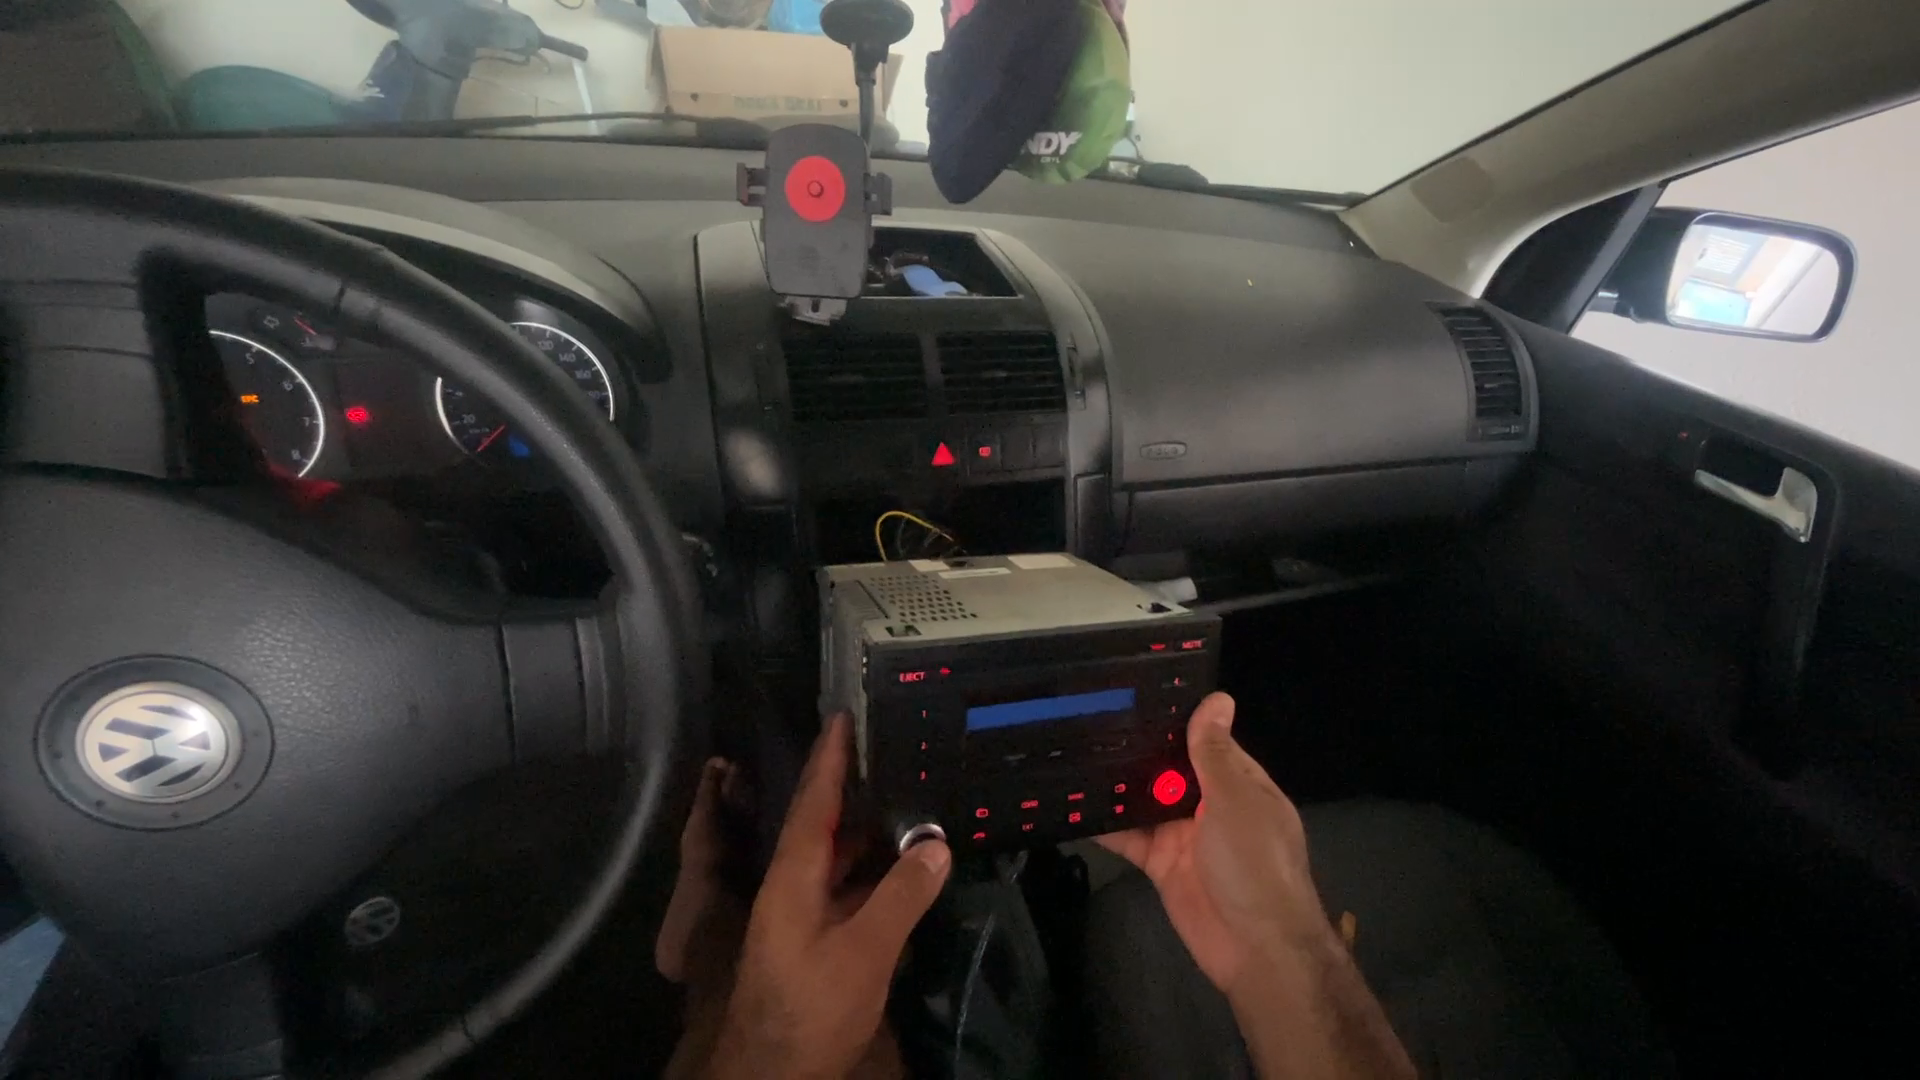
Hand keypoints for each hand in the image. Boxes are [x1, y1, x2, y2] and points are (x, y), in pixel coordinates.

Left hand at [707, 714, 951, 1079]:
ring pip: (837, 850)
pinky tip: (903, 856)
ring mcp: (805, 908)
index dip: (829, 757)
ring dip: (866, 822)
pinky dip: (873, 861)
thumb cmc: (810, 1007)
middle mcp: (795, 881)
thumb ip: (900, 896)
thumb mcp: (863, 952)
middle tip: (883, 743)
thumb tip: (937, 843)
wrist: (772, 1073)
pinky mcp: (818, 932)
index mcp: (794, 873)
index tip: (842, 716)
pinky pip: (847, 879)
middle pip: (823, 817)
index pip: (814, 800)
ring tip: (902, 788)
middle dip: (848, 779)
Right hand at [1097, 692, 1326, 993]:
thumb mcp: (1236, 799)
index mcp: (1238, 784)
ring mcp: (1183, 834)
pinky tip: (1072, 804)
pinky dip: (1103, 824)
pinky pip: (1127, 836)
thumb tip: (1218, 698)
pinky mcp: (1160, 862)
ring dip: (1116, 783)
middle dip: (1138, 749)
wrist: (1255, 949)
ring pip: (1143, 799)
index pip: (1205, 741)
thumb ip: (1214, 753)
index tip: (1137, 691)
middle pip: (1169, 769)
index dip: (1176, 719)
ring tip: (1074, 748)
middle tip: (1090, 714)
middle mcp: (1210, 804)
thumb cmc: (1254, 862)